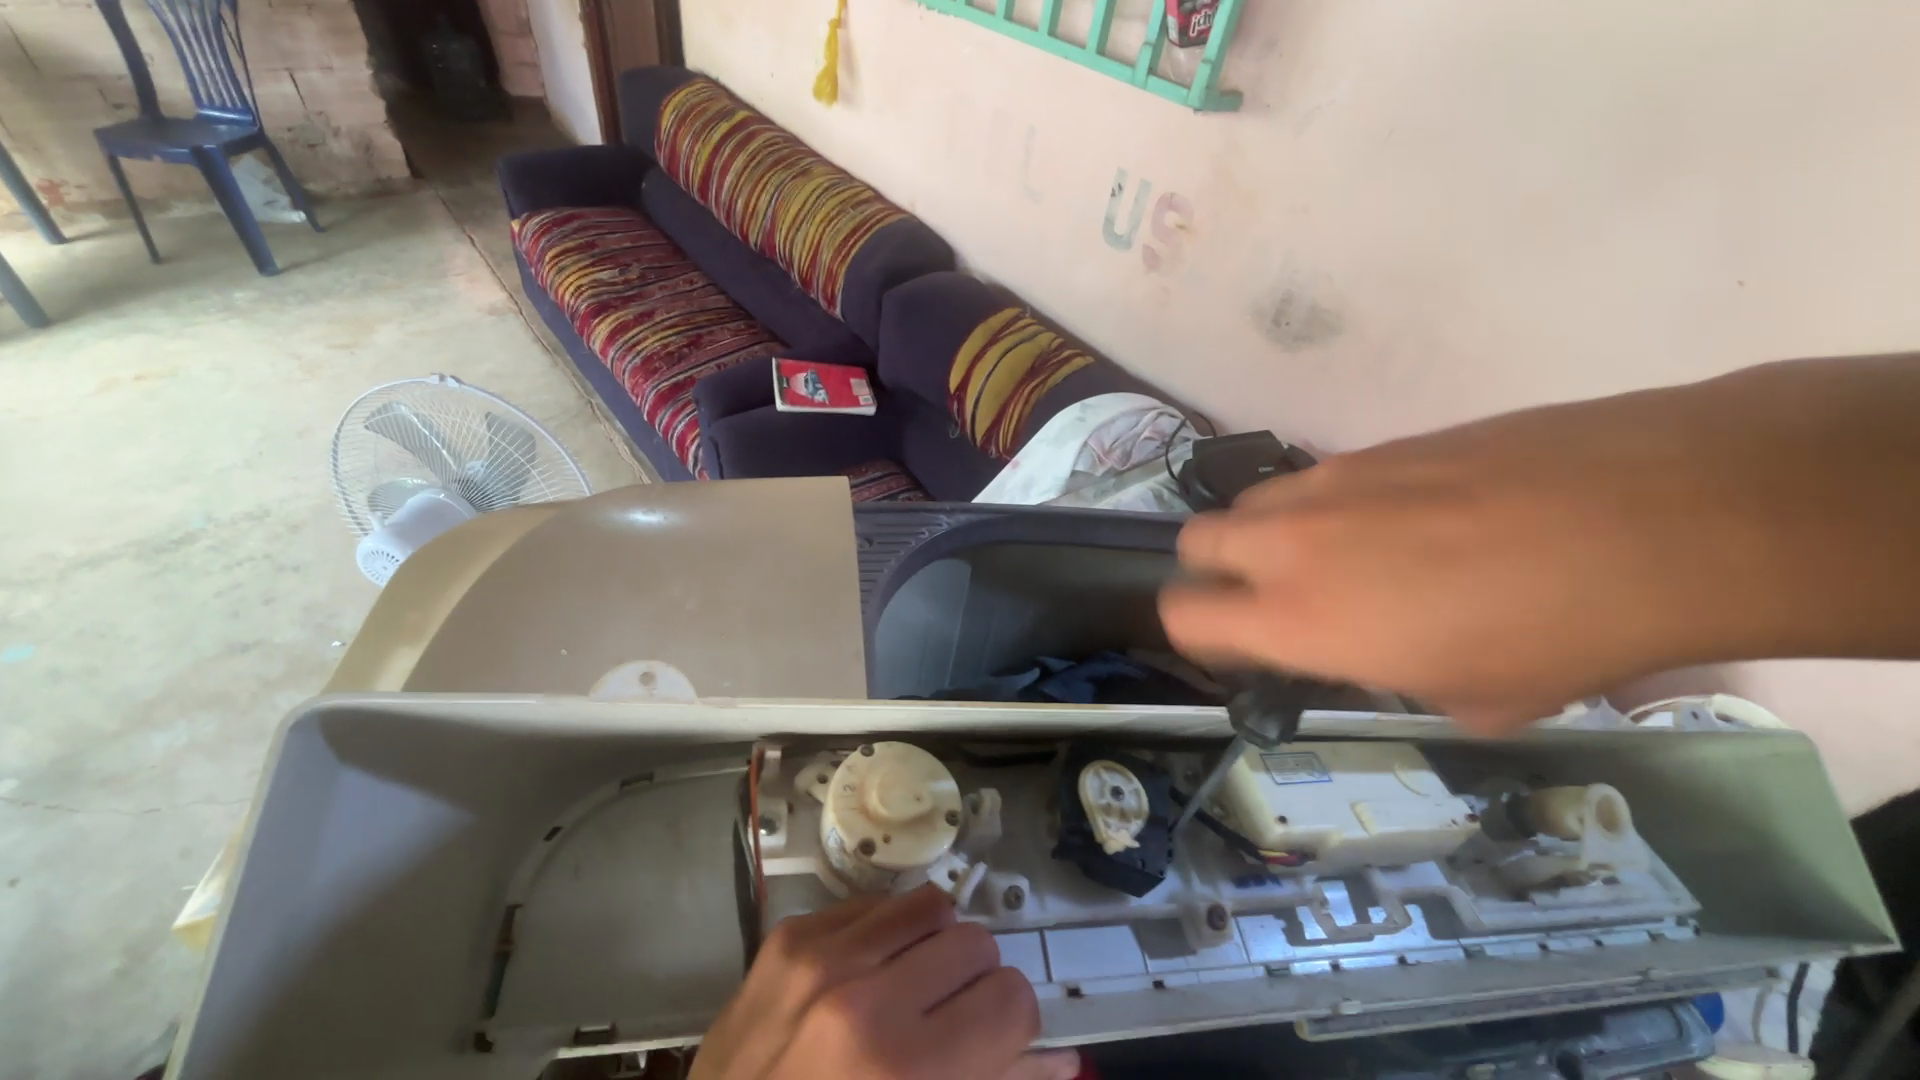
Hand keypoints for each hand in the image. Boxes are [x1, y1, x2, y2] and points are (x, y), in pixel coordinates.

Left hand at [690, 886, 1078, 1079]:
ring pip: (931, 905)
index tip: (990, 1043)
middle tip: (945, 1021)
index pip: (1012, 1000)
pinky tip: (867, 975)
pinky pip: (874, 903)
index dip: (1011, 1026)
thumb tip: (1066, 1059)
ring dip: (933, 946)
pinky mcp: (788, 938)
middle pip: (976, 942)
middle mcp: (863, 999)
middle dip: (973, 984)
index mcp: (906, 1069)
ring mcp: (819, 959)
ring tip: (910, 987)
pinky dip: (885, 934)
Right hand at [1160, 357, 1919, 733]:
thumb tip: (1384, 651)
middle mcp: (1291, 541)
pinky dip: (1334, 506)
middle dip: (1215, 572)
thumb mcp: (1464, 697)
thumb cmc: (1557, 636)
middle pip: (1195, 541)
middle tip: (1275, 598)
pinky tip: (1412, 522)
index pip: (1182, 614)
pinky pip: (1321, 478)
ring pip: (1254, 501)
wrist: (1655, 517)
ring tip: (1343, 558)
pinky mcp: (1379, 443)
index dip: (1194, 634)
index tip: (1237, 647)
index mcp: (1298, 619)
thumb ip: (1385, 674)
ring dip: (1270, 534)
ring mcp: (1331, 481)